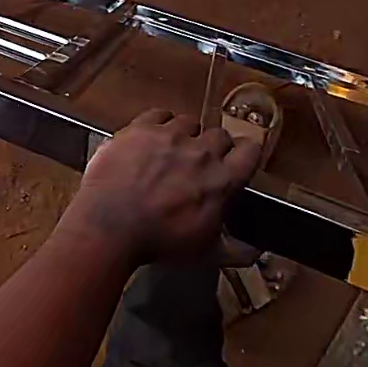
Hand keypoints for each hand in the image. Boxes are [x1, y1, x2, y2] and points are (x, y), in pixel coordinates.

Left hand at [57, 109, 262, 266]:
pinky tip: (151, 135)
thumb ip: (236, 251)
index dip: (246, 153)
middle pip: (219, 134)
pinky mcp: (141, 127)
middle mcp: (200, 152)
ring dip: (185, 134)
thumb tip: (256, 251)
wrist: (111, 224)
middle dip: (213, 146)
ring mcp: (170, 135)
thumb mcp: (205, 253)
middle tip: (199, 161)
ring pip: (188, 122)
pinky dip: (159, 123)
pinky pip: (158, 114)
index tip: (238, 158)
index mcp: (221, 180)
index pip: (250, 151)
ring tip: (172, 149)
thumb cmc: (159, 241)